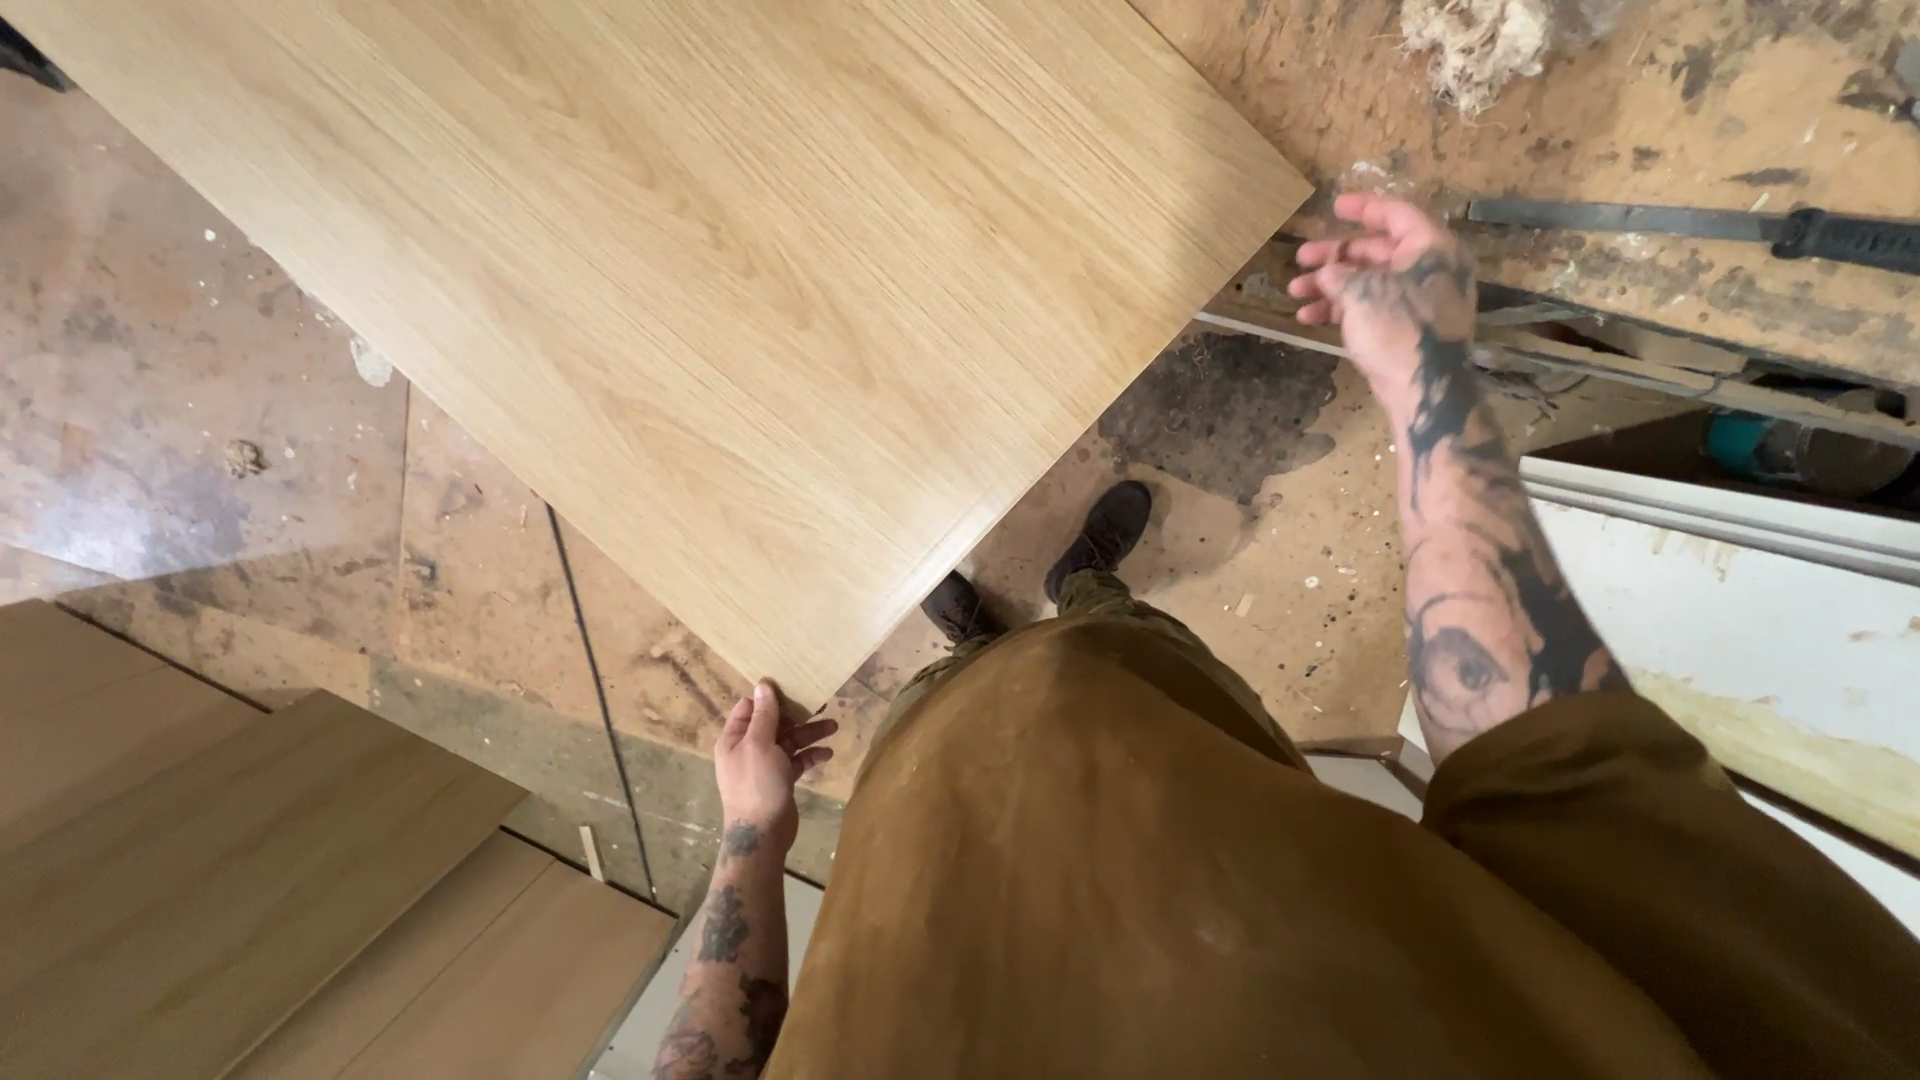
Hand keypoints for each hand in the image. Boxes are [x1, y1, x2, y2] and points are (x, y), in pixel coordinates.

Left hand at [713, 680, 835, 853]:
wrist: (762, 834)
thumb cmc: (756, 785)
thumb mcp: (759, 744)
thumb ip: (764, 715)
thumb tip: (763, 684)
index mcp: (734, 738)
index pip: (750, 707)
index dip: (769, 697)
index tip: (792, 687)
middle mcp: (748, 748)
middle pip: (774, 722)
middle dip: (798, 715)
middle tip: (822, 704)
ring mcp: (765, 764)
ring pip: (790, 740)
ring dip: (810, 733)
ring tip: (834, 727)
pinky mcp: (781, 778)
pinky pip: (797, 760)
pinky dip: (811, 755)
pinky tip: (827, 754)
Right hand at [1287, 193, 1476, 414]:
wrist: (1422, 386)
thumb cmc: (1397, 329)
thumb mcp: (1362, 294)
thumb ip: (1339, 276)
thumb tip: (1325, 273)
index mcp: (1429, 248)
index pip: (1396, 214)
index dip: (1363, 208)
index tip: (1334, 206)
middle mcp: (1427, 268)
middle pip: (1374, 251)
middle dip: (1333, 257)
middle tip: (1301, 260)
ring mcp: (1415, 299)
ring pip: (1366, 281)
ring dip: (1328, 286)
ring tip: (1296, 292)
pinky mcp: (1403, 326)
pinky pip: (1368, 307)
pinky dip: (1340, 309)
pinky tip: (1309, 318)